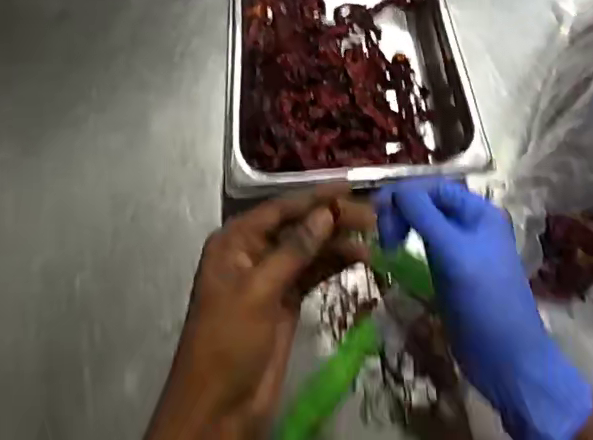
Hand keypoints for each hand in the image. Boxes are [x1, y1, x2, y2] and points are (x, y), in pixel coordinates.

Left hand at [145, 186, 374, 439]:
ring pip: (307, 251)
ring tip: (374, 236)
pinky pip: (311, 275)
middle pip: (296, 227)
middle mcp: (252, 252)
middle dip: (331, 219)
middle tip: (371, 216)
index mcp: (234, 240)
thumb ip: (293, 251)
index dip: (313, 198)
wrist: (218, 404)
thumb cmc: (229, 339)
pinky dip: (332, 266)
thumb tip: (323, 214)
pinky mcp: (284, 303)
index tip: (348, 188)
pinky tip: (358, 259)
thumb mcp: (259, 291)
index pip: (279, 210)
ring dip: (336, 243)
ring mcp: (269, 278)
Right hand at [378, 179, 592, 439]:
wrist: (509, 363)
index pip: (431, 186)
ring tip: (387, 247)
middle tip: (383, 236)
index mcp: (478, 212)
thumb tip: (394, 189)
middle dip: (399, 211)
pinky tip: (394, 254)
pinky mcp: (449, 270)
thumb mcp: (452, 251)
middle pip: (423, 201)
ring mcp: (459, 247)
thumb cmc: (486, 300)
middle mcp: (469, 223)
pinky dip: (404, 243)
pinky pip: (420, 243)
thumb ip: (422, 213)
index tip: (380, 213)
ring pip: (419, 221)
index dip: (404, 194)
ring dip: (399, 226)